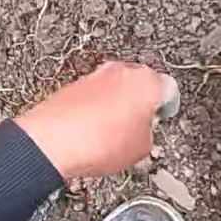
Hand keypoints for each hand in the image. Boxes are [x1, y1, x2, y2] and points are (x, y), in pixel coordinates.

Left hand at [16, 61, 170, 179]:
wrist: (52, 142)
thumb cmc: (98, 142)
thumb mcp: (142, 148)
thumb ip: (149, 132)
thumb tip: (143, 131)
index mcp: (147, 82)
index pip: (168, 89)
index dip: (166, 107)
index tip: (162, 116)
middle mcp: (122, 71)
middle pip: (141, 84)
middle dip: (142, 102)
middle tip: (140, 125)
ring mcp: (96, 76)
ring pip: (117, 87)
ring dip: (118, 104)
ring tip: (114, 132)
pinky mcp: (75, 85)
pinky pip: (95, 94)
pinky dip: (97, 107)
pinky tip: (94, 130)